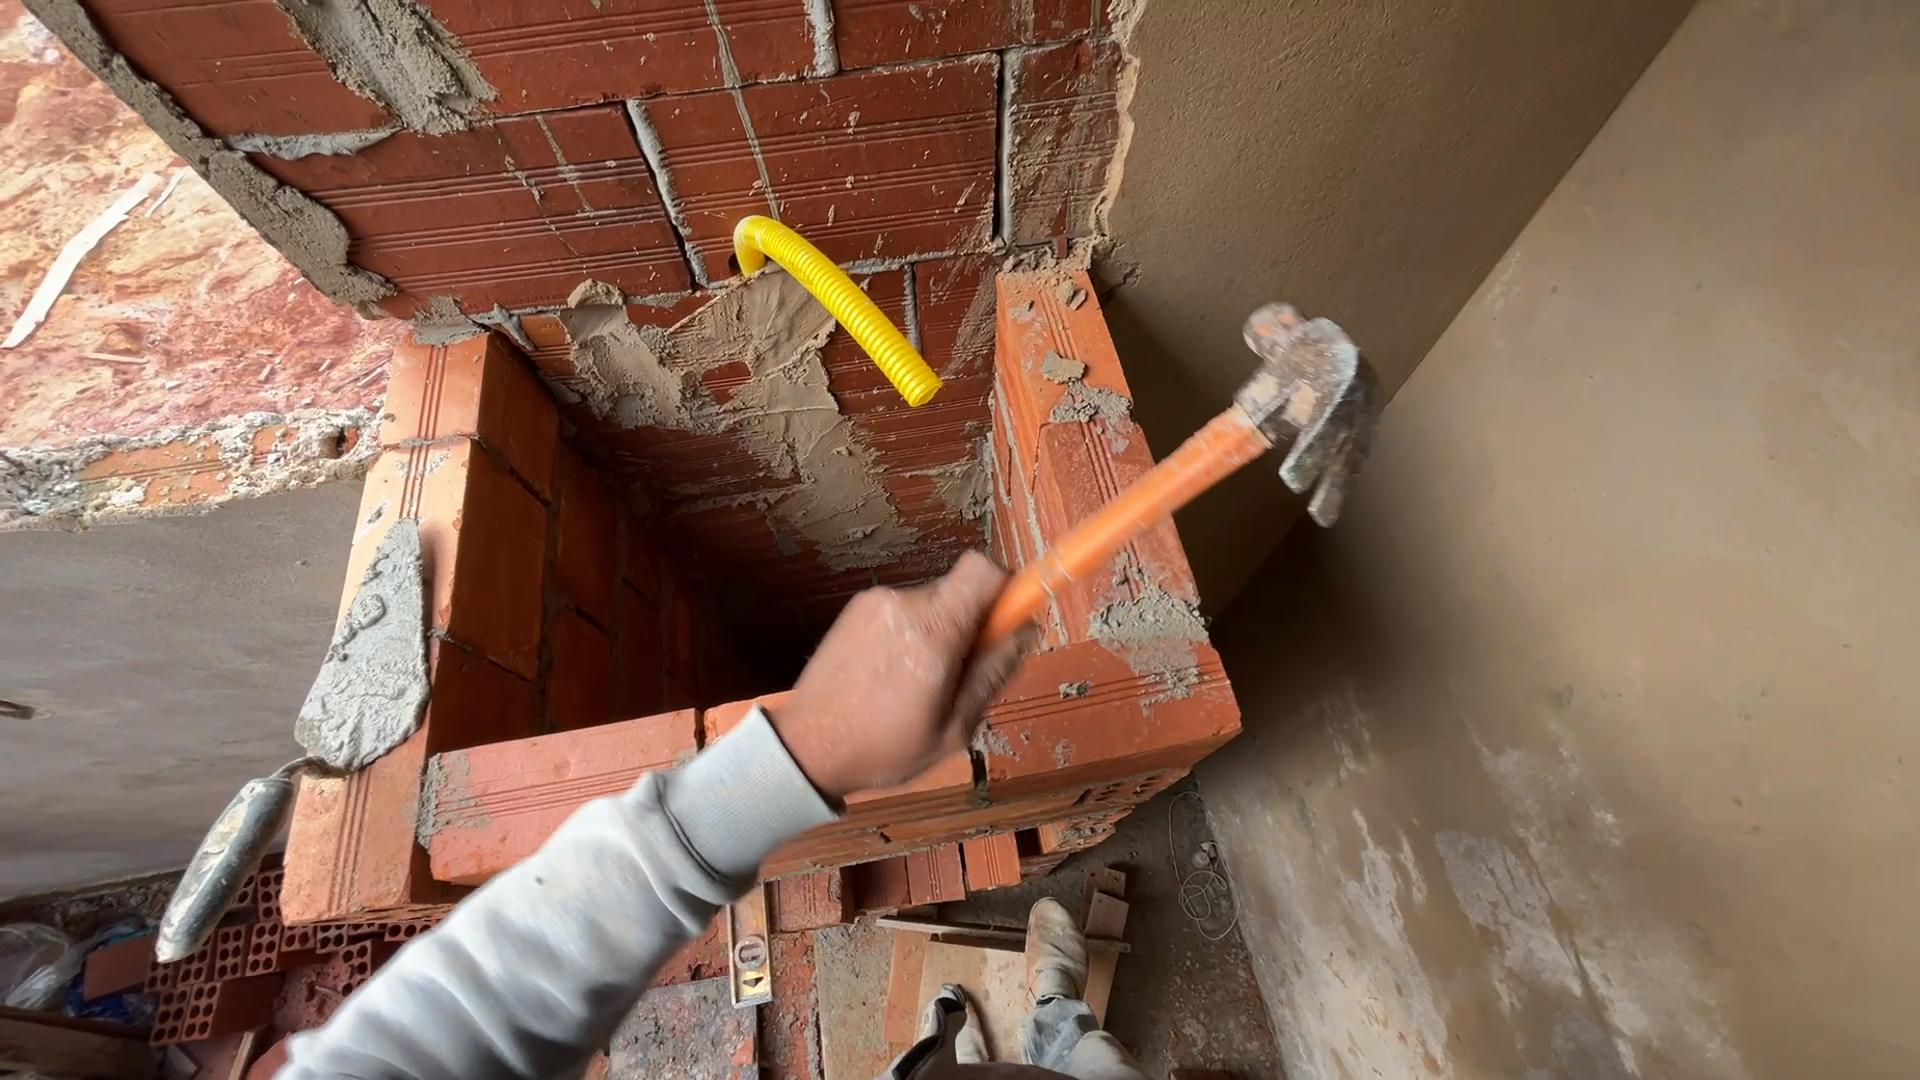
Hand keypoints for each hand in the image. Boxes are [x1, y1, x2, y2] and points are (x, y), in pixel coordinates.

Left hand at [772, 551, 1035, 800]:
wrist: (806, 745)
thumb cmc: (883, 747)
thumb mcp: (955, 728)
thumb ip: (994, 672)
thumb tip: (1026, 630)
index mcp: (932, 633)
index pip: (983, 570)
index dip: (1007, 587)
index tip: (1008, 620)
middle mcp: (903, 603)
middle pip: (960, 591)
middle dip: (972, 623)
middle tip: (960, 673)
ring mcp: (876, 601)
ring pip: (933, 602)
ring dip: (940, 631)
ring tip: (919, 682)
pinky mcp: (857, 607)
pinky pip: (905, 609)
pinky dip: (912, 632)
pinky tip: (893, 673)